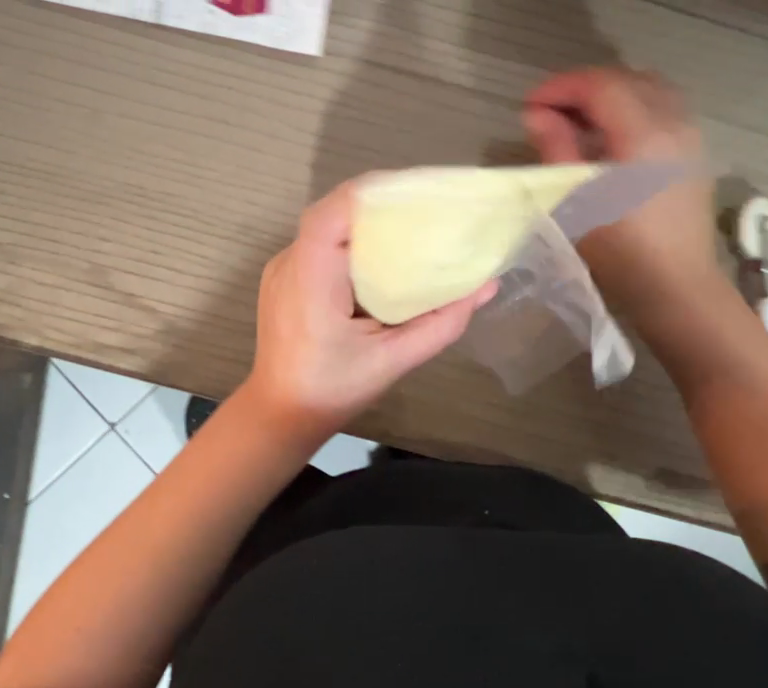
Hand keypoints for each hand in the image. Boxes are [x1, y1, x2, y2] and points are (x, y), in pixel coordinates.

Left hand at [241, 181, 495, 438]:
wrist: (281, 417)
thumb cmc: (331, 392)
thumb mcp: (392, 361)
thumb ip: (440, 324)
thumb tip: (486, 287)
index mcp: (311, 276)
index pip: (339, 208)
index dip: (381, 191)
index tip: (425, 197)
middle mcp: (291, 262)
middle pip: (338, 213)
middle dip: (386, 208)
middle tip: (431, 215)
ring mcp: (284, 270)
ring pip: (330, 229)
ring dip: (370, 229)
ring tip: (413, 236)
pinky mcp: (286, 282)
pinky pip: (322, 249)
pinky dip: (354, 249)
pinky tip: (383, 266)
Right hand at [523, 68, 724, 319]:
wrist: (677, 287)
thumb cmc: (622, 254)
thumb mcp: (579, 205)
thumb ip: (558, 152)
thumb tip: (538, 116)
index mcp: (644, 132)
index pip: (599, 85)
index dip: (560, 88)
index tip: (530, 106)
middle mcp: (673, 121)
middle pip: (625, 80)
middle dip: (583, 91)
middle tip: (549, 115)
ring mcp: (690, 135)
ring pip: (647, 91)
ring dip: (609, 98)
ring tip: (578, 125)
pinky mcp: (693, 153)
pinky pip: (662, 110)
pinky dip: (631, 111)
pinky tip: (611, 141)